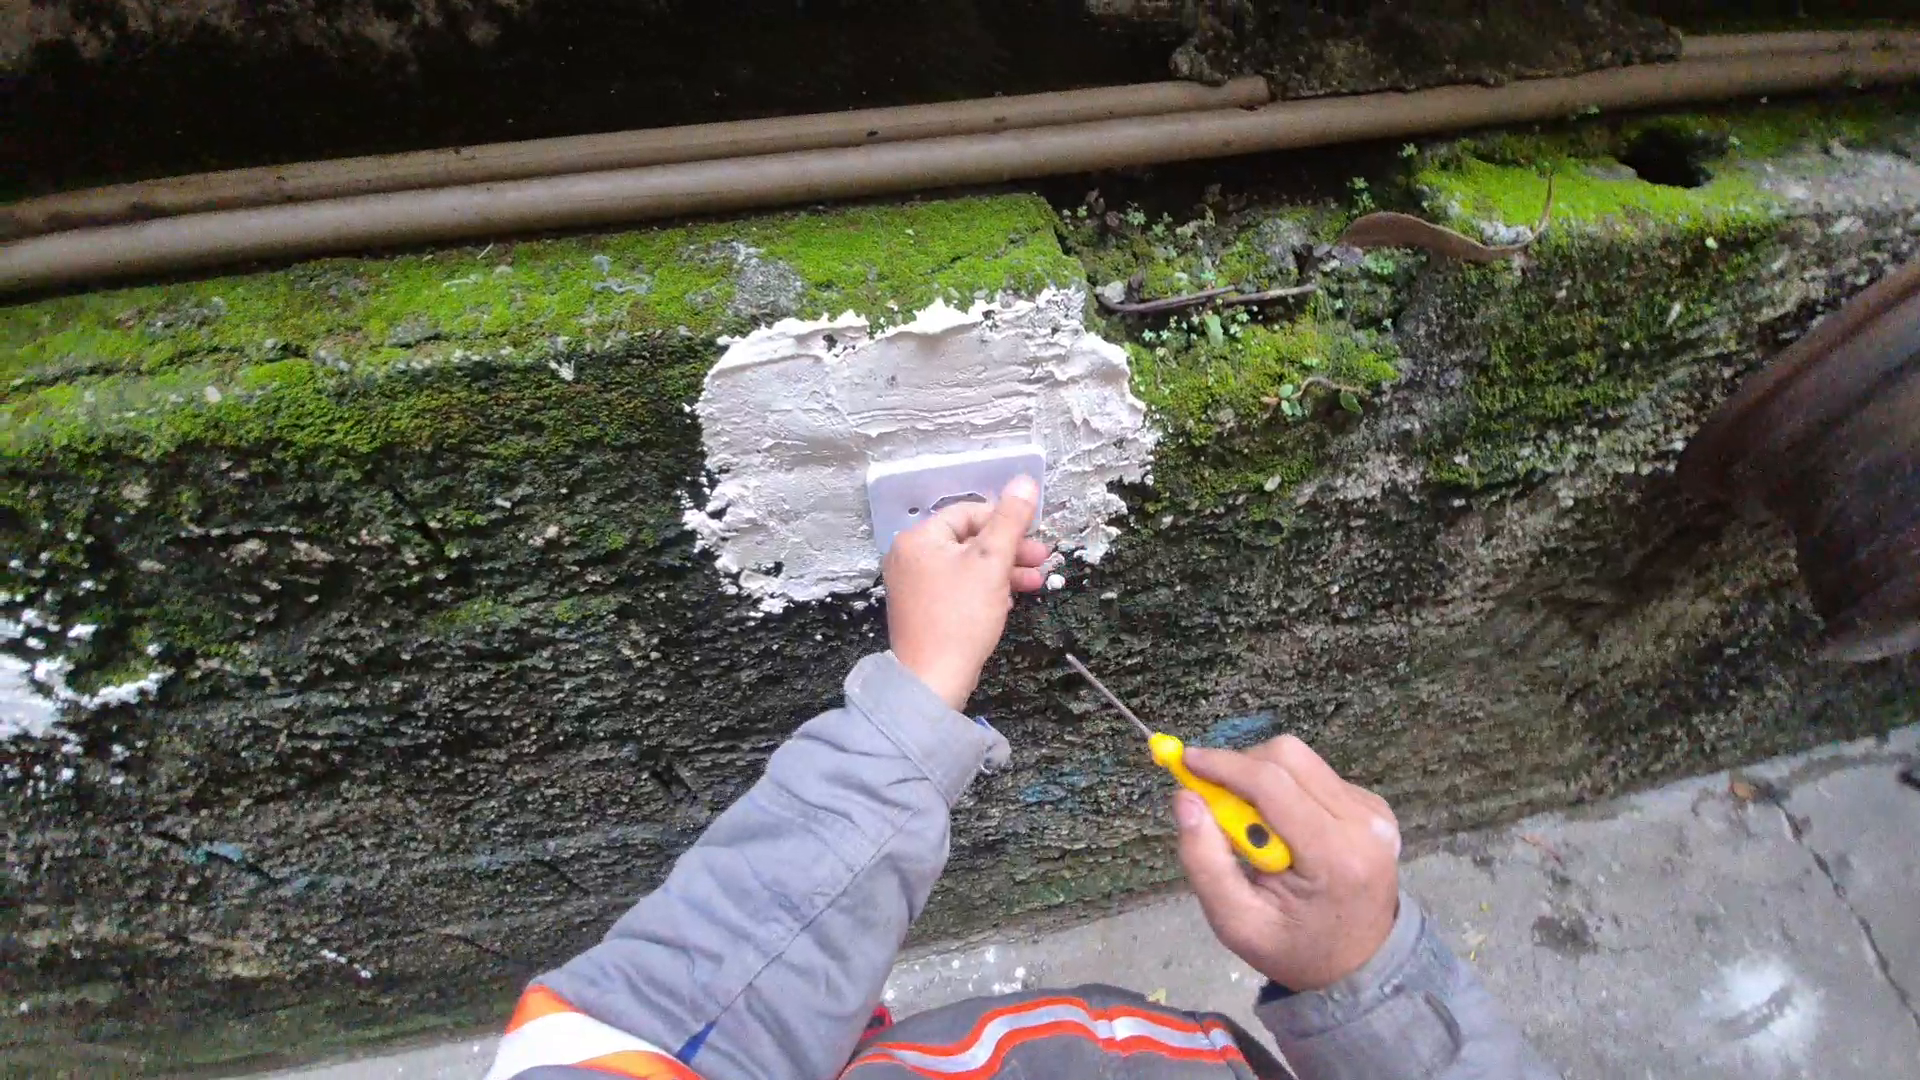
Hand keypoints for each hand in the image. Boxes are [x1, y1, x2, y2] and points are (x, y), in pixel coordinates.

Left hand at [883, 475, 1049, 709]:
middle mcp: (910, 557)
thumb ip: (1010, 520)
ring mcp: (915, 585)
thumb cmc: (961, 617)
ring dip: (1003, 569)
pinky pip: (959, 586)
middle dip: (1009, 547)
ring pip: (967, 565)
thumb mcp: (992, 562)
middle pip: (968, 539)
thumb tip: (1024, 481)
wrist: (933, 679)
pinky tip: (1011, 598)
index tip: (1033, 532)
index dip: (1003, 519)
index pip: (967, 513)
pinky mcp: (925, 609)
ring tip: (1036, 580)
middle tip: (1042, 556)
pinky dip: (985, 588)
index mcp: (919, 539)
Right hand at [1175, 736, 1400, 991]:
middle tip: (1215, 796)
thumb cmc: (1293, 947)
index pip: (1271, 784)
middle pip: (1287, 757)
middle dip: (1240, 766)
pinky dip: (1284, 785)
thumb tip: (1184, 798)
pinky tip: (1282, 822)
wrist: (1360, 965)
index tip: (1184, 760)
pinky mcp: (1373, 804)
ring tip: (1251, 818)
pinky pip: (1314, 772)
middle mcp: (1364, 824)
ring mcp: (1374, 811)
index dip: (1223, 765)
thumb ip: (1203, 860)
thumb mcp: (1235, 922)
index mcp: (1335, 857)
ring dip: (1261, 774)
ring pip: (1299, 759)